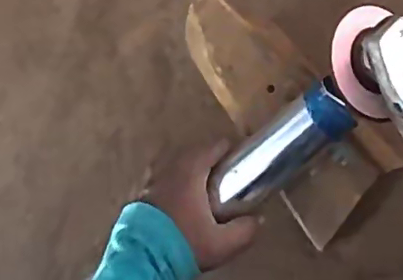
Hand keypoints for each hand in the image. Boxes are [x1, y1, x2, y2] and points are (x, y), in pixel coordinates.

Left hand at [138, 140, 258, 270]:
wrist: (143, 257)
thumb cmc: (184, 242)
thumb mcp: (220, 244)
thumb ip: (244, 231)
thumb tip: (258, 219)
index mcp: (193, 166)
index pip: (218, 144)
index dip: (232, 152)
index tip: (240, 165)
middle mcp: (174, 162)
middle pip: (200, 152)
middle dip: (214, 163)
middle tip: (226, 182)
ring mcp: (157, 172)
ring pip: (182, 163)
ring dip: (194, 172)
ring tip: (204, 194)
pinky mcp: (145, 186)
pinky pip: (167, 175)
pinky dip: (177, 182)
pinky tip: (182, 202)